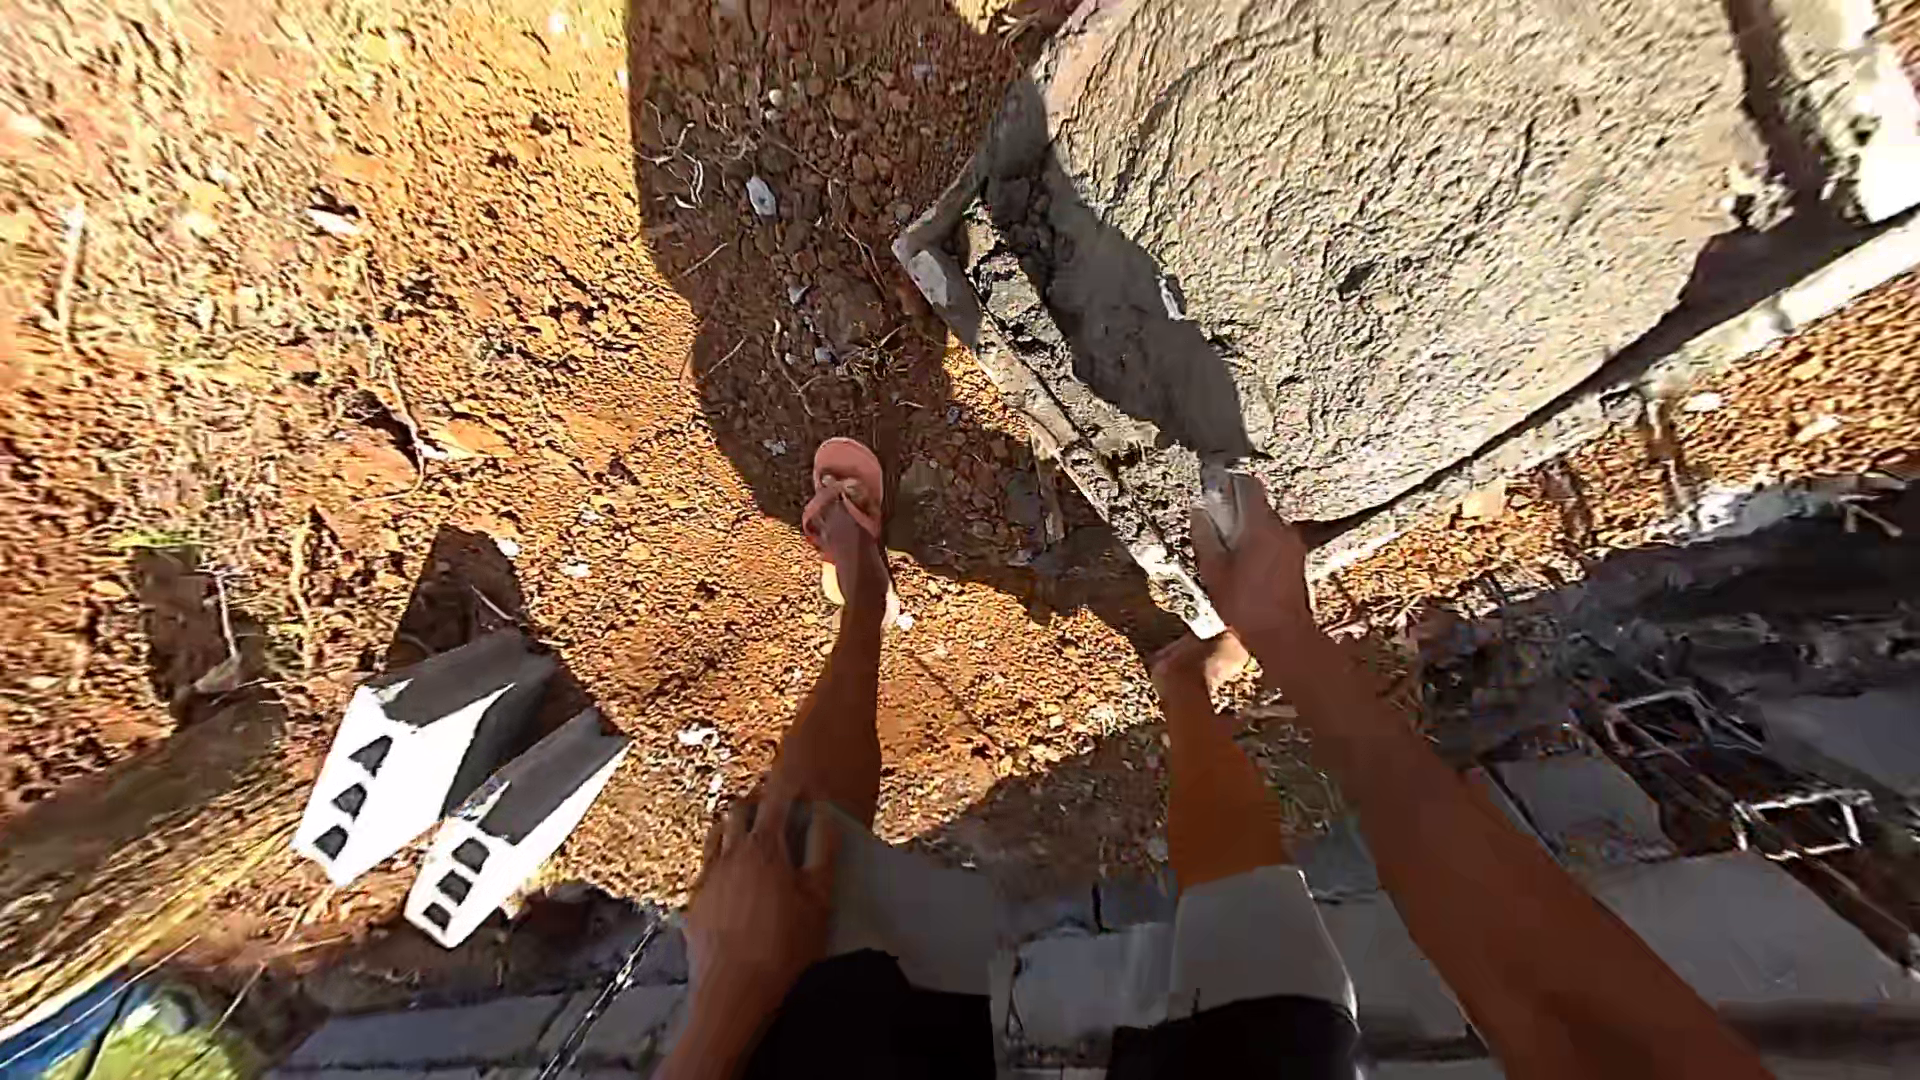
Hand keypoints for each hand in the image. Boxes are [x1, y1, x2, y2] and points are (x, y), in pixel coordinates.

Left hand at [684, 795, 838, 1022]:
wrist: (733, 996)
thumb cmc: (785, 944)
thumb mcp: (819, 895)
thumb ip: (823, 847)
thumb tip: (824, 813)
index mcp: (764, 847)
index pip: (776, 800)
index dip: (791, 788)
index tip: (803, 785)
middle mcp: (732, 853)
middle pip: (739, 808)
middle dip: (758, 799)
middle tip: (775, 802)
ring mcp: (709, 877)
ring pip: (717, 831)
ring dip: (734, 822)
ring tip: (750, 828)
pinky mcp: (695, 902)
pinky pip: (705, 863)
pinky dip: (719, 853)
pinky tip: (730, 870)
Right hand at [1190, 472, 1315, 639]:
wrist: (1282, 635)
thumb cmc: (1243, 604)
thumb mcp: (1212, 569)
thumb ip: (1204, 535)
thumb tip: (1198, 510)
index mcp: (1260, 525)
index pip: (1248, 485)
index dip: (1228, 482)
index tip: (1212, 489)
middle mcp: (1282, 528)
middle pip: (1256, 505)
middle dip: (1233, 511)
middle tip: (1212, 528)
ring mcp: (1292, 544)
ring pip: (1264, 524)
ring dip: (1244, 529)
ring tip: (1225, 552)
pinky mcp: (1296, 560)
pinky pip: (1273, 540)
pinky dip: (1256, 544)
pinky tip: (1242, 566)